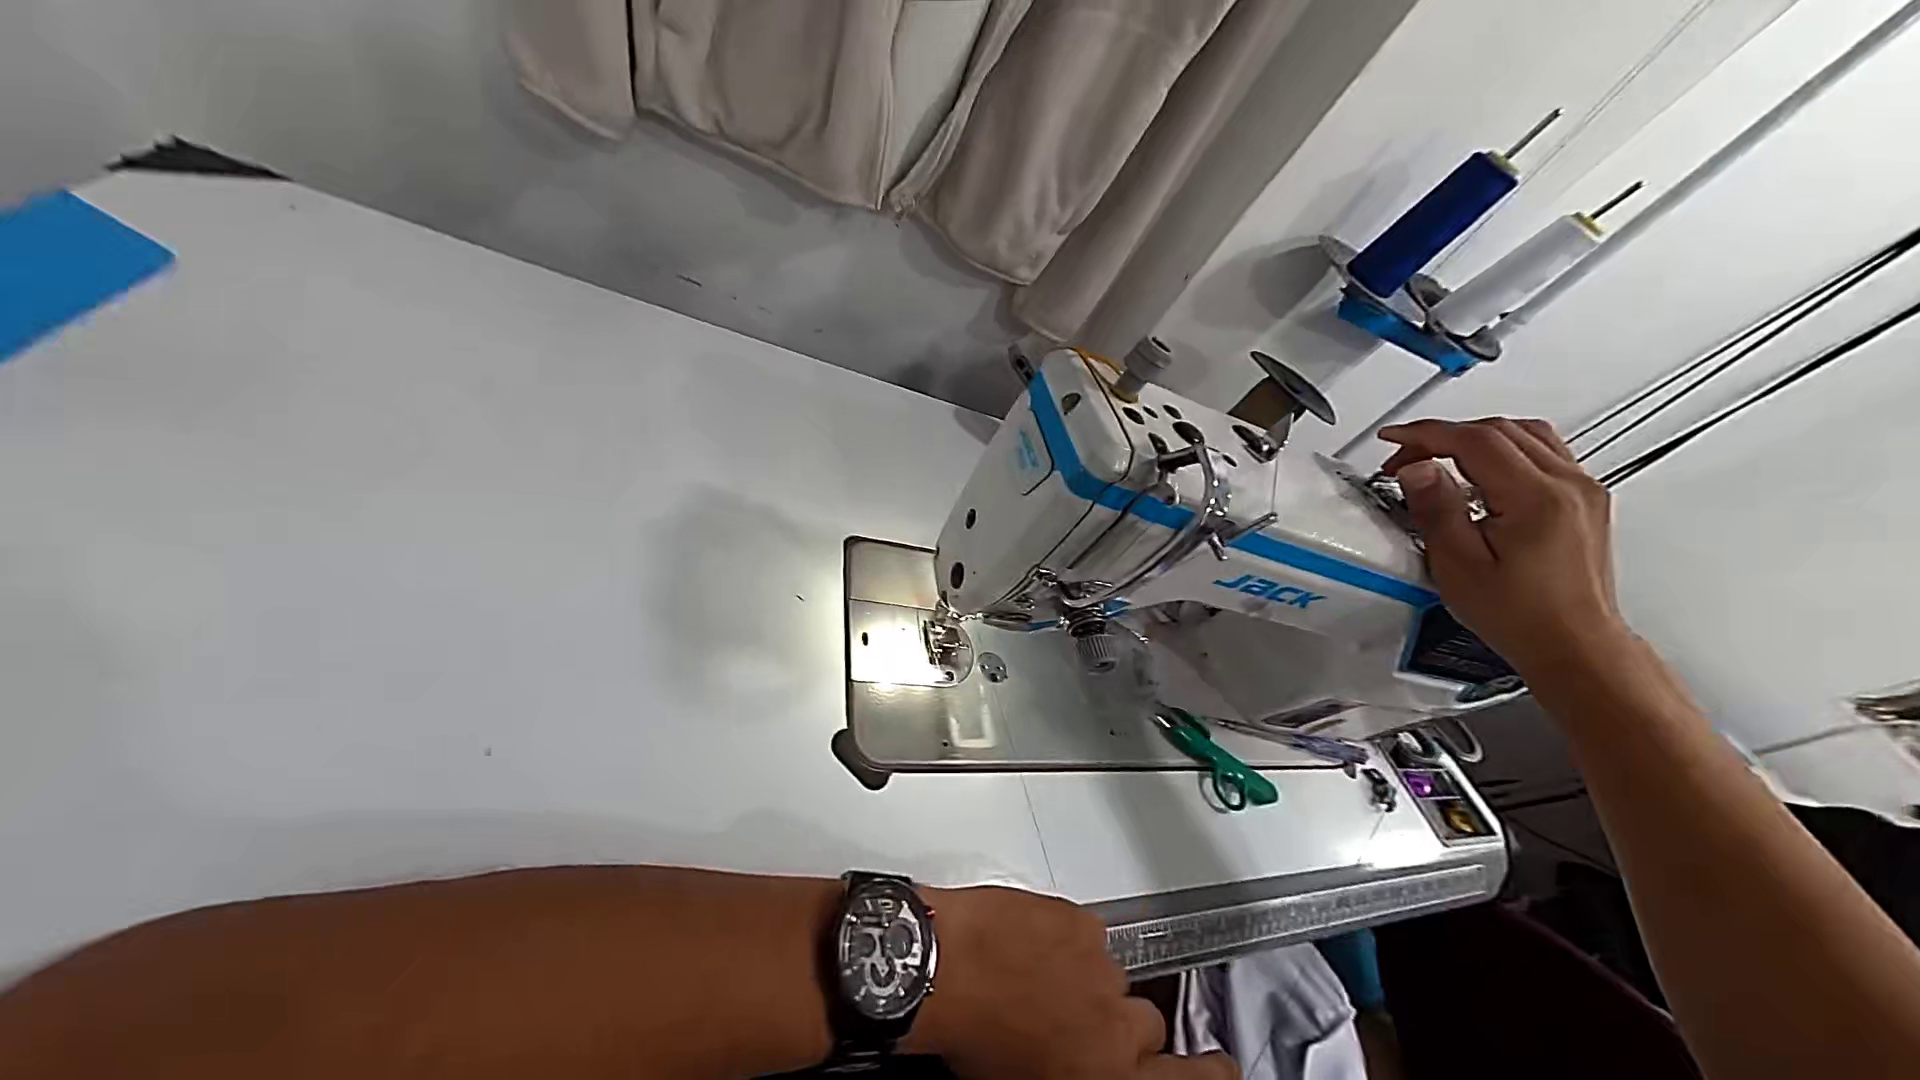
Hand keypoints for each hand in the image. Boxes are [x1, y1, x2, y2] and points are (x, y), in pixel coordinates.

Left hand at [907, 886, 1235, 1079]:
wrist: (943, 968)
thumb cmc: (972, 1034)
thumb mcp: (1036, 1079)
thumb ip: (1080, 1069)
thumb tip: (1089, 1061)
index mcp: (1108, 1076)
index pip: (1189, 1079)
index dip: (1210, 1070)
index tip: (1220, 1064)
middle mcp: (1115, 1027)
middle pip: (1148, 1024)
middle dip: (1117, 1020)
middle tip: (1075, 1011)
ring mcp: (1100, 970)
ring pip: (1113, 972)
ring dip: (1086, 973)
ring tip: (1040, 970)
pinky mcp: (1080, 921)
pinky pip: (1086, 931)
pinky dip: (1065, 935)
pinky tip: (1031, 941)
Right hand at [1379, 418, 1627, 672]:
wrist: (1572, 643)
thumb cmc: (1521, 615)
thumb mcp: (1458, 565)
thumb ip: (1436, 509)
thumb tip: (1418, 469)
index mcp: (1536, 499)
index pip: (1475, 441)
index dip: (1426, 433)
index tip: (1394, 438)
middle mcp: (1568, 487)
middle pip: (1499, 431)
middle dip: (1442, 436)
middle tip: (1405, 456)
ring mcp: (1582, 490)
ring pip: (1523, 434)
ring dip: (1472, 438)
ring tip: (1436, 458)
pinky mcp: (1584, 499)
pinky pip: (1542, 451)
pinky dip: (1501, 449)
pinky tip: (1476, 470)